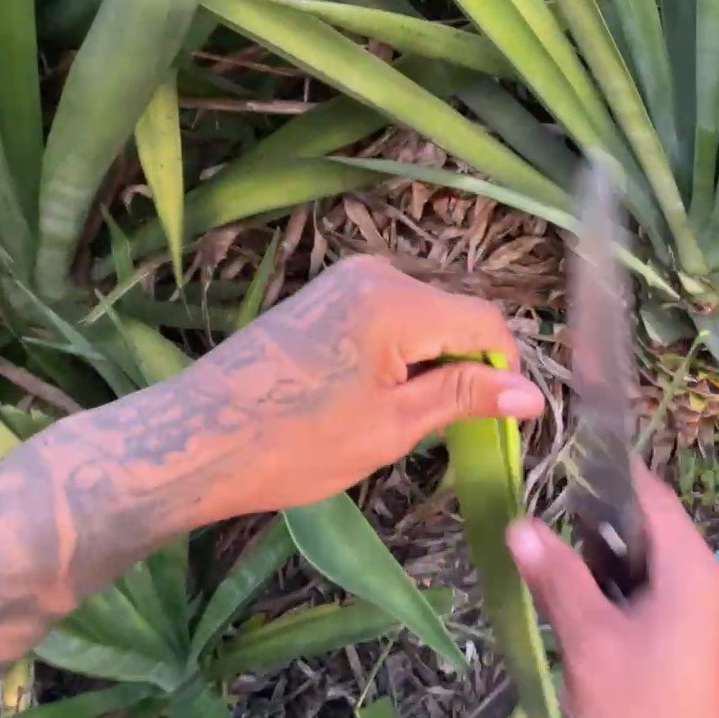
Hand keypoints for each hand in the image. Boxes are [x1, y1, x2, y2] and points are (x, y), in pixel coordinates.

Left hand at [155, 255, 544, 522]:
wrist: (185, 442)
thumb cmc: (293, 444)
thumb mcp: (392, 425)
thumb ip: (467, 396)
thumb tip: (533, 395)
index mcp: (397, 301)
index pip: (486, 321)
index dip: (502, 367)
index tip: (492, 414)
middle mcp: (378, 273)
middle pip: (456, 315)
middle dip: (463, 364)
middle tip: (439, 422)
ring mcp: (348, 279)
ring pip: (427, 315)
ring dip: (432, 358)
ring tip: (398, 410)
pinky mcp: (329, 292)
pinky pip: (393, 313)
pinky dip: (402, 349)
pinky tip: (371, 388)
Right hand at [506, 463, 718, 717]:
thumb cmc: (640, 717)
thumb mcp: (592, 644)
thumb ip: (559, 579)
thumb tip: (520, 524)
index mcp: (694, 568)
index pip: (654, 498)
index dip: (614, 475)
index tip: (571, 457)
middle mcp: (708, 582)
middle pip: (653, 532)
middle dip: (603, 527)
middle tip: (551, 524)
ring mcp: (706, 617)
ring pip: (653, 568)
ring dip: (609, 565)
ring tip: (560, 565)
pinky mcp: (696, 646)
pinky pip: (660, 599)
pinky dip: (624, 594)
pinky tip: (588, 610)